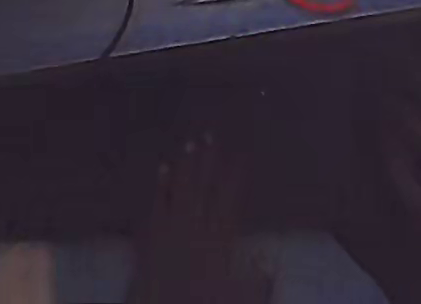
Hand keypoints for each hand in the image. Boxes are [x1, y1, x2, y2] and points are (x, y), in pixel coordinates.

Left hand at [128, 134, 273, 303]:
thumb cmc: (204, 303)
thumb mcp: (237, 297)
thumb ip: (255, 282)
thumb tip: (266, 261)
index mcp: (218, 240)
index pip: (229, 198)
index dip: (235, 175)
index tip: (241, 156)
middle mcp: (196, 225)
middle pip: (204, 185)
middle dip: (209, 158)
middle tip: (211, 134)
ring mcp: (173, 224)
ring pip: (182, 186)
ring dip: (187, 164)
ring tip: (192, 142)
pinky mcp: (154, 230)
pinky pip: (159, 200)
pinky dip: (162, 182)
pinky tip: (164, 165)